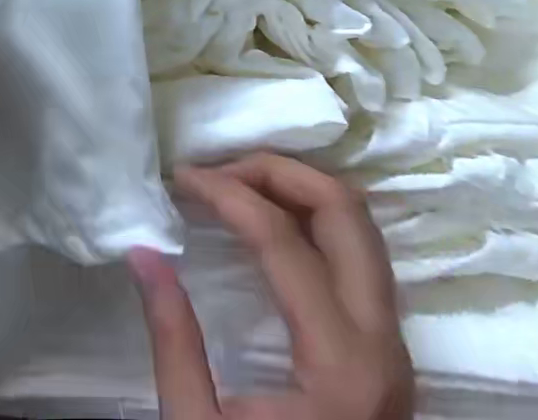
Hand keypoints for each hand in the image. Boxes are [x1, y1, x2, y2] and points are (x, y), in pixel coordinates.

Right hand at [130, 155, 412, 419]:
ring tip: (235, 186)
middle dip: (274, 171)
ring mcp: (394, 342)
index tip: (180, 179)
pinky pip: (358, 250)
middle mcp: (383, 342)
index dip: (226, 193)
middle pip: (344, 211)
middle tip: (215, 172)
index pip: (282, 239)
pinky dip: (312, 215)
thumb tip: (144, 254)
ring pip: (360, 224)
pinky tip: (266, 220)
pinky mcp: (386, 346)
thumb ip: (174, 342)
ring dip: (296, 188)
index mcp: (341, 366)